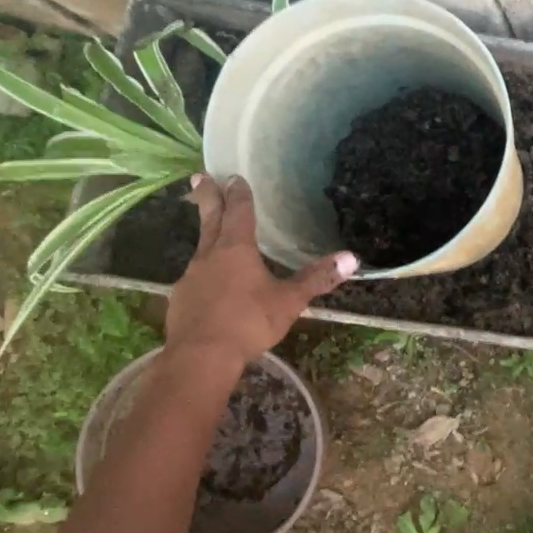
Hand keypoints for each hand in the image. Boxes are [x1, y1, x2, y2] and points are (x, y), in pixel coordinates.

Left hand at [167, 175, 356, 367]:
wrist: (201, 356)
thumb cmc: (249, 321)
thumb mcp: (290, 300)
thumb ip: (317, 278)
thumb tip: (352, 257)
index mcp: (236, 250)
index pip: (239, 213)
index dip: (239, 194)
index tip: (234, 176)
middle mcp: (209, 257)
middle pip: (210, 221)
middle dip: (207, 197)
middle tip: (200, 175)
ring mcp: (190, 278)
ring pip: (201, 249)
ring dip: (208, 235)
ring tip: (214, 233)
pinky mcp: (181, 300)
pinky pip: (196, 277)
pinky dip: (205, 271)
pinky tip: (211, 284)